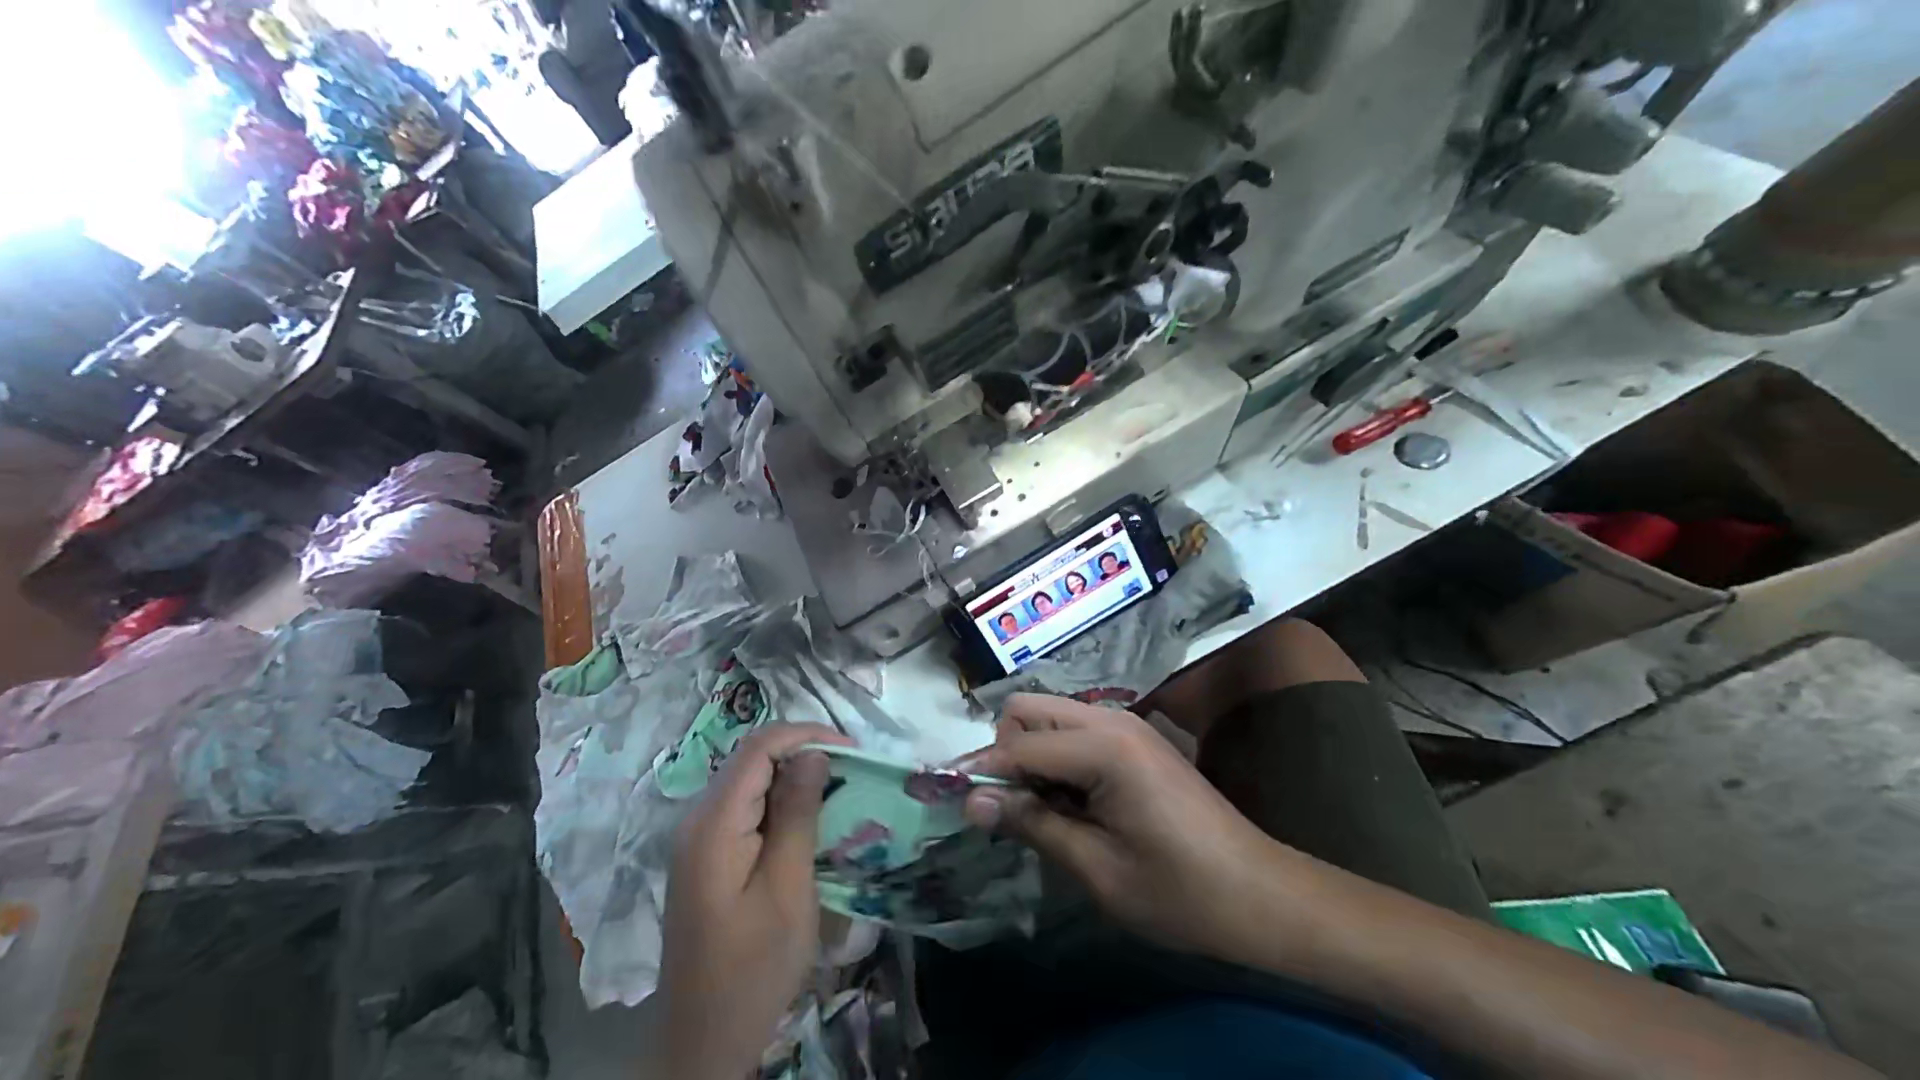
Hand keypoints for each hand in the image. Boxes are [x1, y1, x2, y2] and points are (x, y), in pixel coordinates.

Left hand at [657, 724, 850, 1079]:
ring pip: (750, 782)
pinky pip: (745, 809)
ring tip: (840, 790)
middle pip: (751, 759)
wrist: (704, 1039)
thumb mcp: (787, 889)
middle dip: (803, 753)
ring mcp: (697, 838)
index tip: (853, 750)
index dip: (806, 735)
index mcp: (712, 823)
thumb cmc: (753, 968)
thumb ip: (797, 814)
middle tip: (853, 771)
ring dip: (794, 778)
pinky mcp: (706, 856)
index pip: (758, 747)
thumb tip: (813, 753)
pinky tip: (810, 819)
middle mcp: (696, 819)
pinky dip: (780, 803)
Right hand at [962, 693, 1284, 957]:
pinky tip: (1069, 802)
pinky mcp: (1134, 739)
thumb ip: (1032, 823)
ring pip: (1048, 716)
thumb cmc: (1179, 891)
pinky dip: (1055, 757)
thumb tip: (971, 800)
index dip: (979, 773)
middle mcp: (1110, 720)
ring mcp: (1125, 725)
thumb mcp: (1097, 868)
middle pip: (1027, 710)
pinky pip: (1073, 731)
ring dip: (1029, 754)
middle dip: (1005, 752)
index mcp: (1103, 747)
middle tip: (1012, 808)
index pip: (1017, 746)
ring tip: (1040, 811)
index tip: (952, 802)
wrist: (1259, 894)